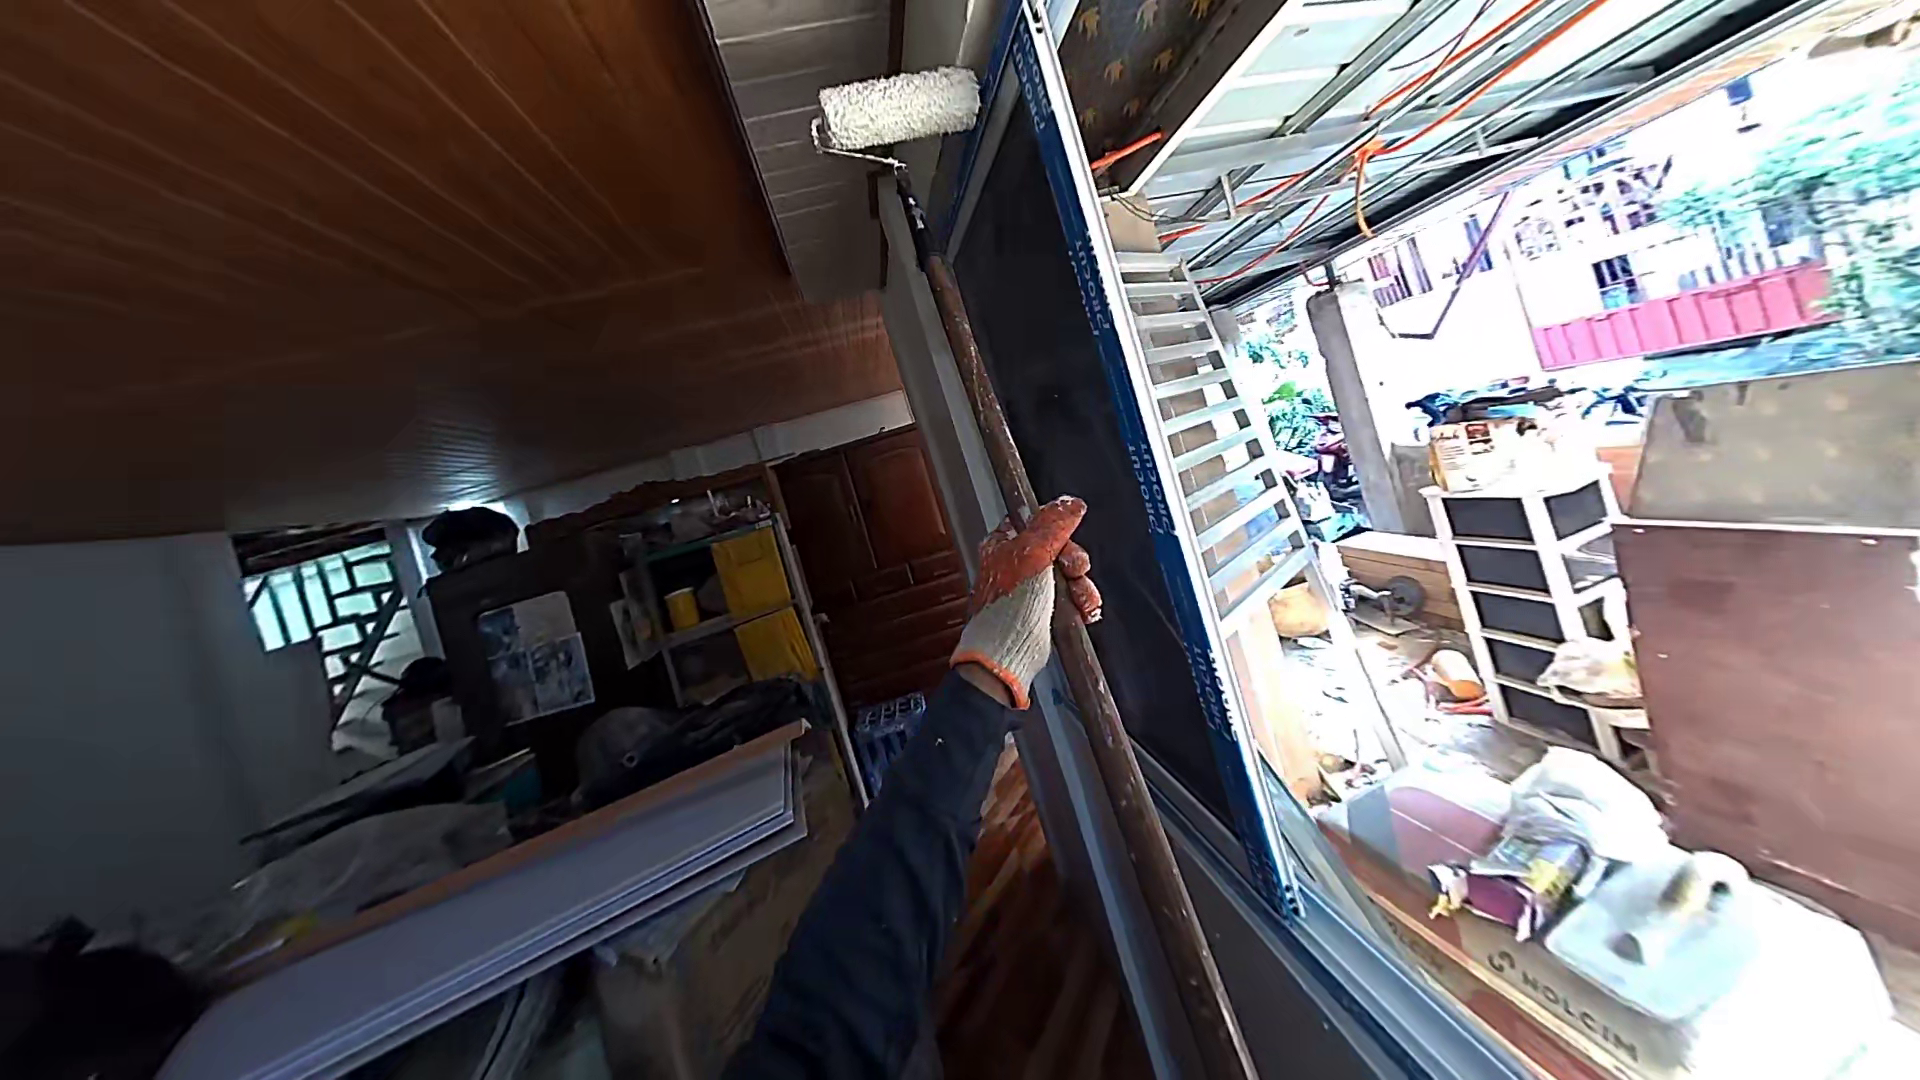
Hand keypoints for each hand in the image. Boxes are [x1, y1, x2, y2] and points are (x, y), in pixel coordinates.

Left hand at [951, 496, 1100, 708]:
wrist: (1009, 655)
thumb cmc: (1008, 609)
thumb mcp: (1033, 554)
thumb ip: (1053, 524)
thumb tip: (1071, 503)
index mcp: (1003, 544)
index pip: (1036, 521)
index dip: (1056, 529)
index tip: (1065, 540)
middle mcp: (1014, 565)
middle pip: (1059, 548)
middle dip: (1074, 562)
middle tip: (1073, 571)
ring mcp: (1029, 589)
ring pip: (1069, 574)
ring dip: (1082, 586)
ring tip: (1079, 598)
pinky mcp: (1044, 611)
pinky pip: (1072, 597)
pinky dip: (1082, 602)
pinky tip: (1083, 609)